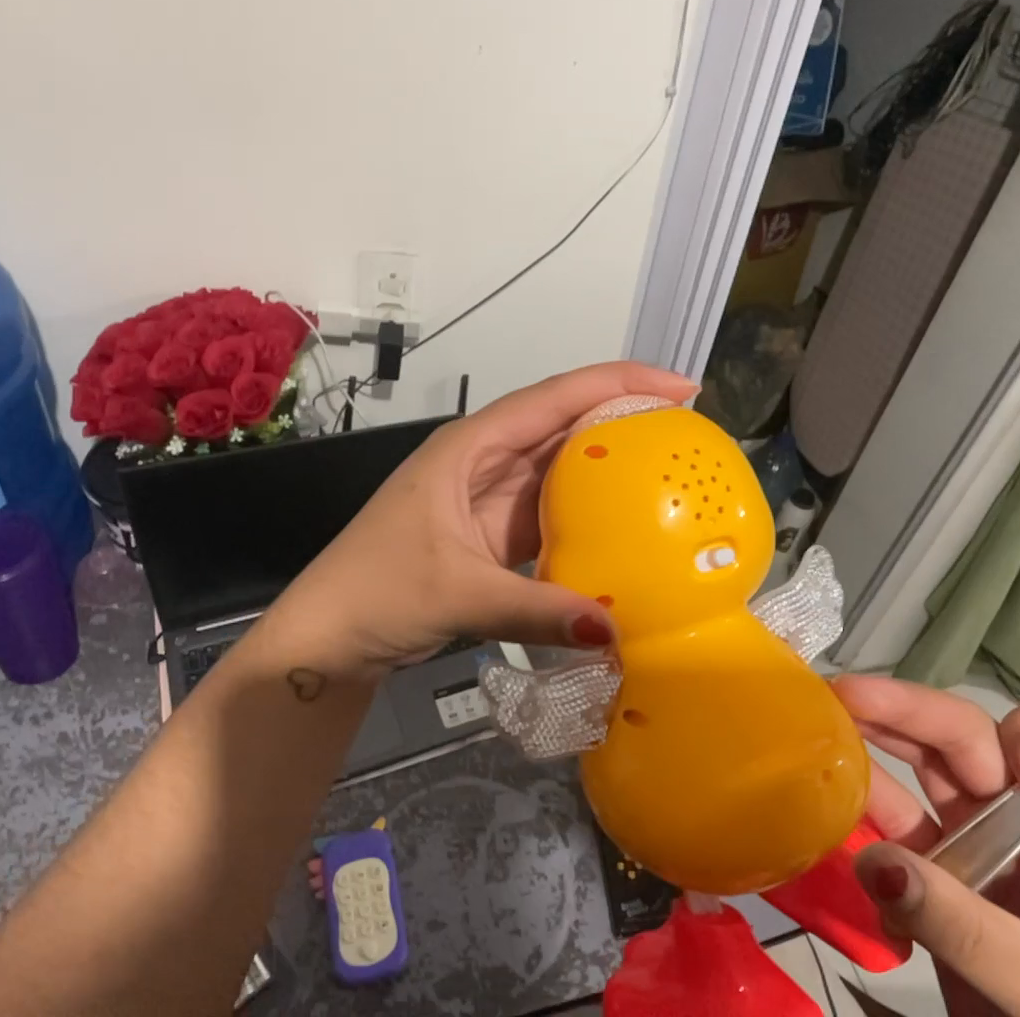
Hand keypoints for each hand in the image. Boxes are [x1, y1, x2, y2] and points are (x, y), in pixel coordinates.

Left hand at [265, 361, 697, 670]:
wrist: (329, 635)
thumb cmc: (376, 593)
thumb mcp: (457, 595)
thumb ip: (535, 610)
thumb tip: (613, 631)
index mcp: (468, 448)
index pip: (553, 399)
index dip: (618, 384)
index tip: (679, 388)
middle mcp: (482, 461)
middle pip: (563, 424)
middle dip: (624, 418)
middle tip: (690, 430)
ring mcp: (488, 498)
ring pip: (560, 467)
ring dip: (610, 465)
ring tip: (671, 468)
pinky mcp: (492, 535)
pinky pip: (552, 512)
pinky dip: (589, 514)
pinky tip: (627, 525)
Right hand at [830, 677, 1019, 1016]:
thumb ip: (967, 928)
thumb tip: (874, 865)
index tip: (1018, 775)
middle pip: (967, 742)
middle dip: (908, 713)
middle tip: (844, 694)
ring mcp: (976, 853)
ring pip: (917, 780)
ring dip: (868, 757)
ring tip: (814, 738)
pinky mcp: (936, 889)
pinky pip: (890, 843)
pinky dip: (858, 834)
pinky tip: (826, 835)